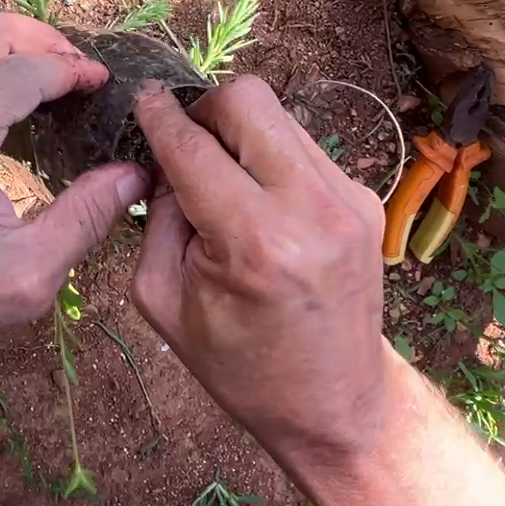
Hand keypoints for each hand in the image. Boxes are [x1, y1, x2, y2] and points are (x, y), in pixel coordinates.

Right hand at [129, 77, 405, 472]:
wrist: (337, 408)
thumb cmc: (239, 365)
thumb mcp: (163, 296)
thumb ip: (156, 214)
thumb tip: (163, 155)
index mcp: (256, 242)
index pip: (193, 147)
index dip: (158, 115)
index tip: (141, 97)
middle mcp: (311, 208)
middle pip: (247, 99)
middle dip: (203, 110)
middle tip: (186, 144)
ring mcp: (348, 199)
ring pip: (276, 114)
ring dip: (237, 132)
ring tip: (223, 179)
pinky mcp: (364, 199)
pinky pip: (299, 144)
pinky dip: (267, 155)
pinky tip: (259, 198)